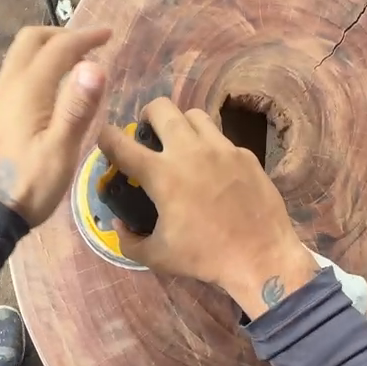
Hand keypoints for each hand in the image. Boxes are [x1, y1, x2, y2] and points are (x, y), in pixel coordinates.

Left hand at [0, 26, 112, 224]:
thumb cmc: (29, 184)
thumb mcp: (60, 150)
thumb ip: (77, 107)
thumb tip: (94, 66)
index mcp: (28, 88)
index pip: (60, 48)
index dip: (86, 38)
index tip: (109, 35)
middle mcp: (9, 85)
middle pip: (32, 40)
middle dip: (62, 35)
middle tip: (89, 45)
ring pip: (21, 56)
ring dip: (48, 49)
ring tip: (75, 63)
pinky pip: (16, 73)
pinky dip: (38, 66)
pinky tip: (51, 88)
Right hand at [97, 98, 316, 317]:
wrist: (260, 257)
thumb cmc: (205, 258)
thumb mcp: (157, 257)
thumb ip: (129, 240)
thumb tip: (119, 224)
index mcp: (162, 174)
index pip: (121, 143)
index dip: (106, 137)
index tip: (106, 141)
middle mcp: (189, 151)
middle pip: (161, 107)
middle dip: (147, 116)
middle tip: (149, 135)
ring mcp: (221, 148)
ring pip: (194, 115)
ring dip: (181, 124)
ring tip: (181, 144)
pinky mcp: (245, 154)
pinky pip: (221, 137)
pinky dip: (209, 145)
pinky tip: (212, 167)